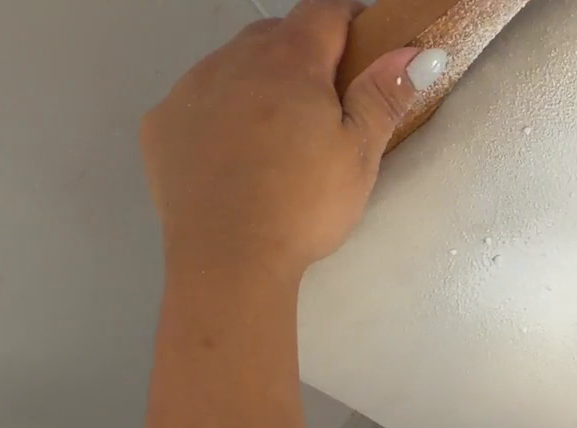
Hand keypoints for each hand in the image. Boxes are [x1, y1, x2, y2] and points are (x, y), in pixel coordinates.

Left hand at [139, 0, 445, 280]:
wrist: (229, 256)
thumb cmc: (305, 206)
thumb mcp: (359, 156)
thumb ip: (383, 97)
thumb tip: (415, 51)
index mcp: (291, 62)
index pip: (325, 12)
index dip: (350, 19)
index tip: (366, 42)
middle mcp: (235, 59)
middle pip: (276, 35)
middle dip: (304, 54)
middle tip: (325, 103)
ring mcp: (190, 89)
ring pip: (231, 66)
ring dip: (257, 84)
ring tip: (277, 138)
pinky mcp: (161, 124)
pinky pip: (196, 104)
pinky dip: (218, 117)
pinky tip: (233, 160)